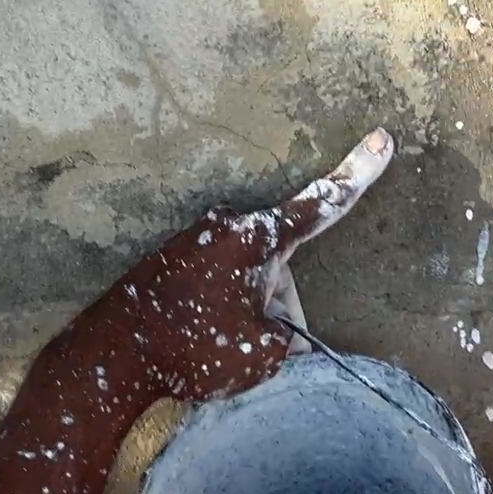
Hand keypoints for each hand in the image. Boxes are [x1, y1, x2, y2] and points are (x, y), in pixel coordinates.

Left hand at [0, 128, 395, 493]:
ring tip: (211, 347)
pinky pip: (219, 282)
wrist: (109, 355)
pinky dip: (220, 309)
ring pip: (249, 277)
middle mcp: (229, 226)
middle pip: (281, 265)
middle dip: (277, 306)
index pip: (320, 204)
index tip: (383, 137)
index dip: (358, 173)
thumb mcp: (260, 353)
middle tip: (244, 347)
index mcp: (256, 237)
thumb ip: (287, 334)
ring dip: (246, 310)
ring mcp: (199, 238)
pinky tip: (197, 338)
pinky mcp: (177, 257)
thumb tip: (280, 327)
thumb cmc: (190, 349)